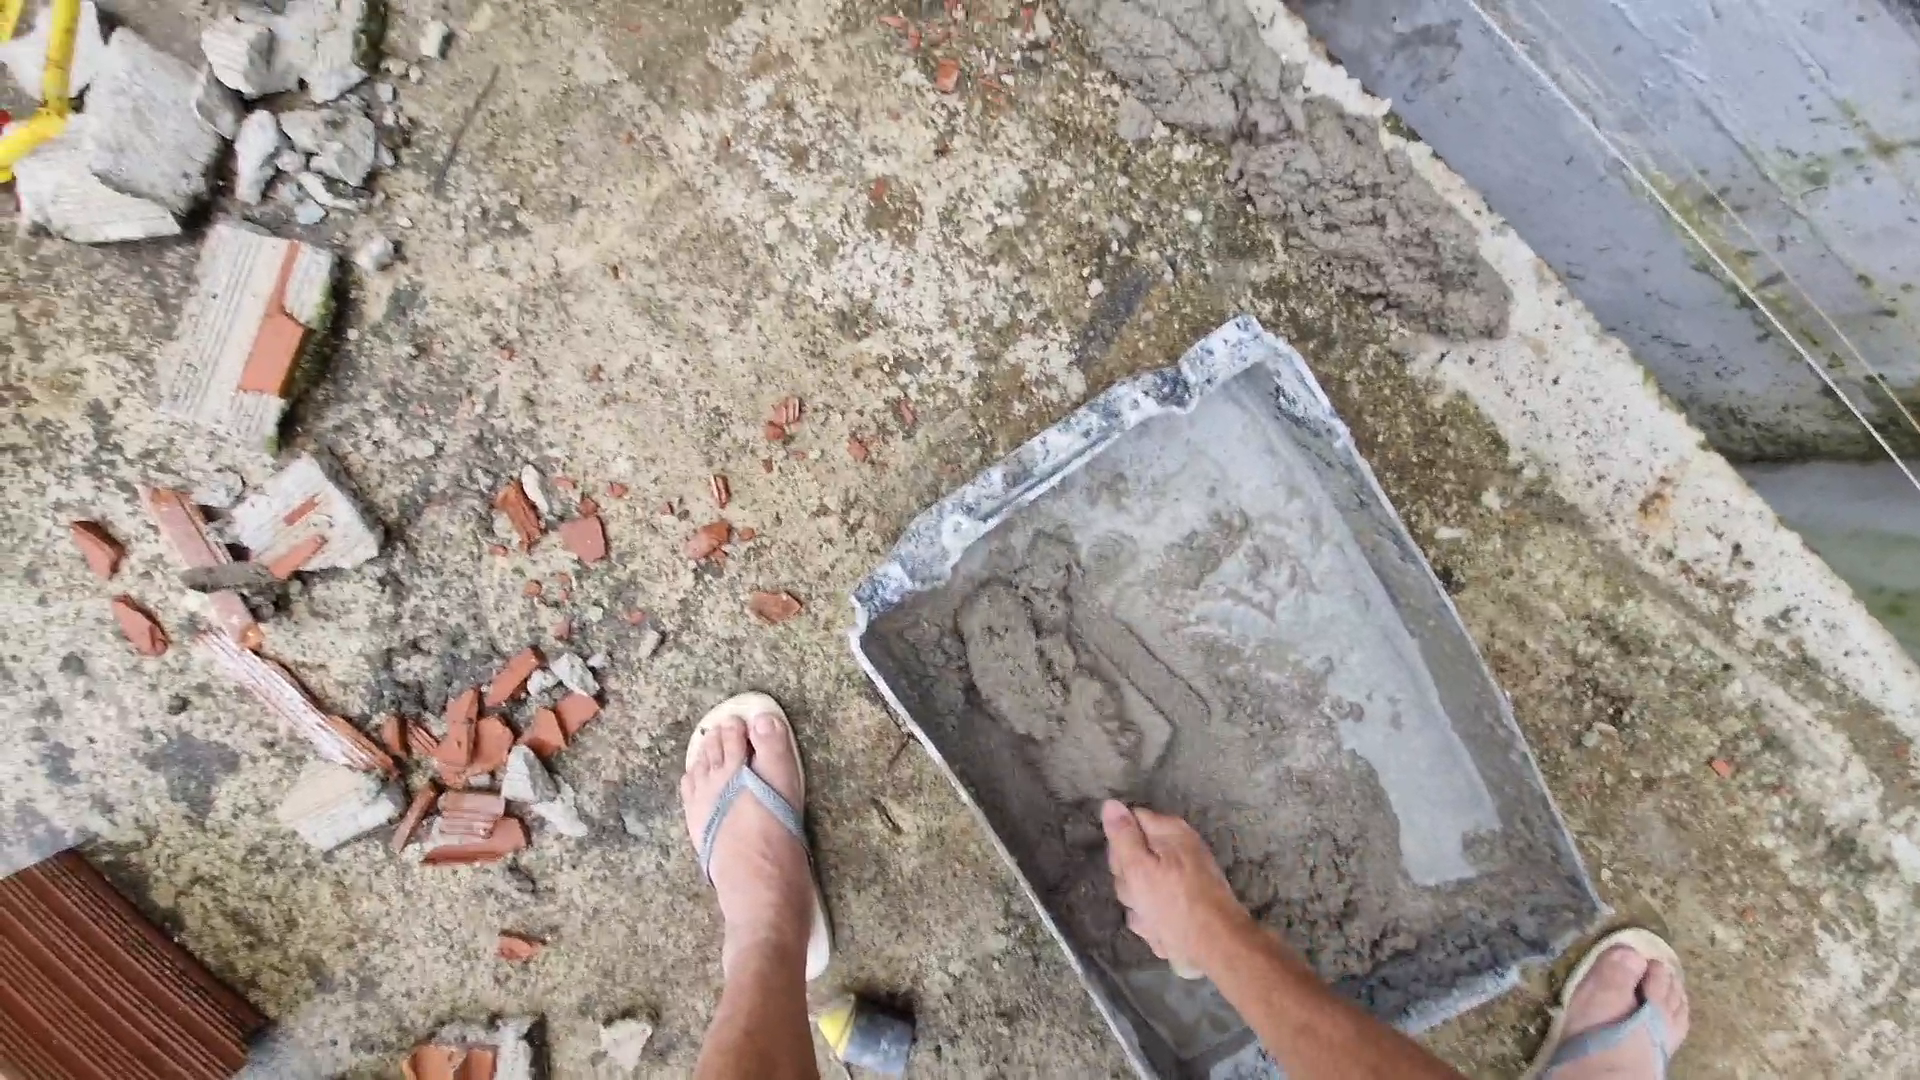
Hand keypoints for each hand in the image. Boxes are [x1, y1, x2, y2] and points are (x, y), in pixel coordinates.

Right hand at [1102, 800, 1250, 975]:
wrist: (1218, 950)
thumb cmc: (1176, 906)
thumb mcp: (1140, 869)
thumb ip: (1123, 837)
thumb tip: (1110, 804)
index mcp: (1169, 832)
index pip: (1127, 824)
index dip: (1119, 848)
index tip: (1125, 871)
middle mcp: (1178, 848)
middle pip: (1133, 858)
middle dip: (1131, 885)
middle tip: (1141, 898)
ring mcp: (1184, 877)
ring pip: (1143, 888)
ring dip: (1142, 909)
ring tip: (1156, 922)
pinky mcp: (1187, 903)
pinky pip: (1158, 907)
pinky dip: (1157, 921)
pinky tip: (1165, 933)